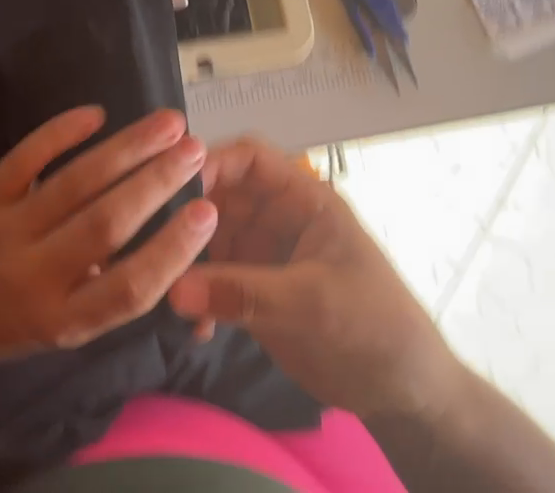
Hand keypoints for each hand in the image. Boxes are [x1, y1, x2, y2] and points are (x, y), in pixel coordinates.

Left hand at [0, 107, 218, 366]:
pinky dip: (61, 131)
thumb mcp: (65, 328)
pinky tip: (97, 114)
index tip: (207, 212)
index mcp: (62, 319)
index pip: (128, 287)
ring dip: (126, 149)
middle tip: (196, 150)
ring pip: (73, 183)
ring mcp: (4, 230)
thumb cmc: (10, 326)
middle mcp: (33, 275)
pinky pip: (25, 157)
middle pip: (105, 223)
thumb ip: (109, 290)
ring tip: (167, 123)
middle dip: (157, 182)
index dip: (172, 250)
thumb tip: (166, 234)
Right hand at [167, 138, 462, 422]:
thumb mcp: (312, 304)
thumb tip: (174, 287)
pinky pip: (211, 280)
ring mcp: (263, 254)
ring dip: (186, 261)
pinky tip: (192, 328)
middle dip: (186, 217)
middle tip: (151, 244)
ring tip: (164, 290)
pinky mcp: (253, 290)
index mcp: (303, 200)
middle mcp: (277, 218)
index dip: (210, 163)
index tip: (170, 188)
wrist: (403, 395)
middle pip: (219, 196)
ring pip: (207, 238)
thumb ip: (244, 293)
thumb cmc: (375, 328)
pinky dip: (197, 297)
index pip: (249, 159)